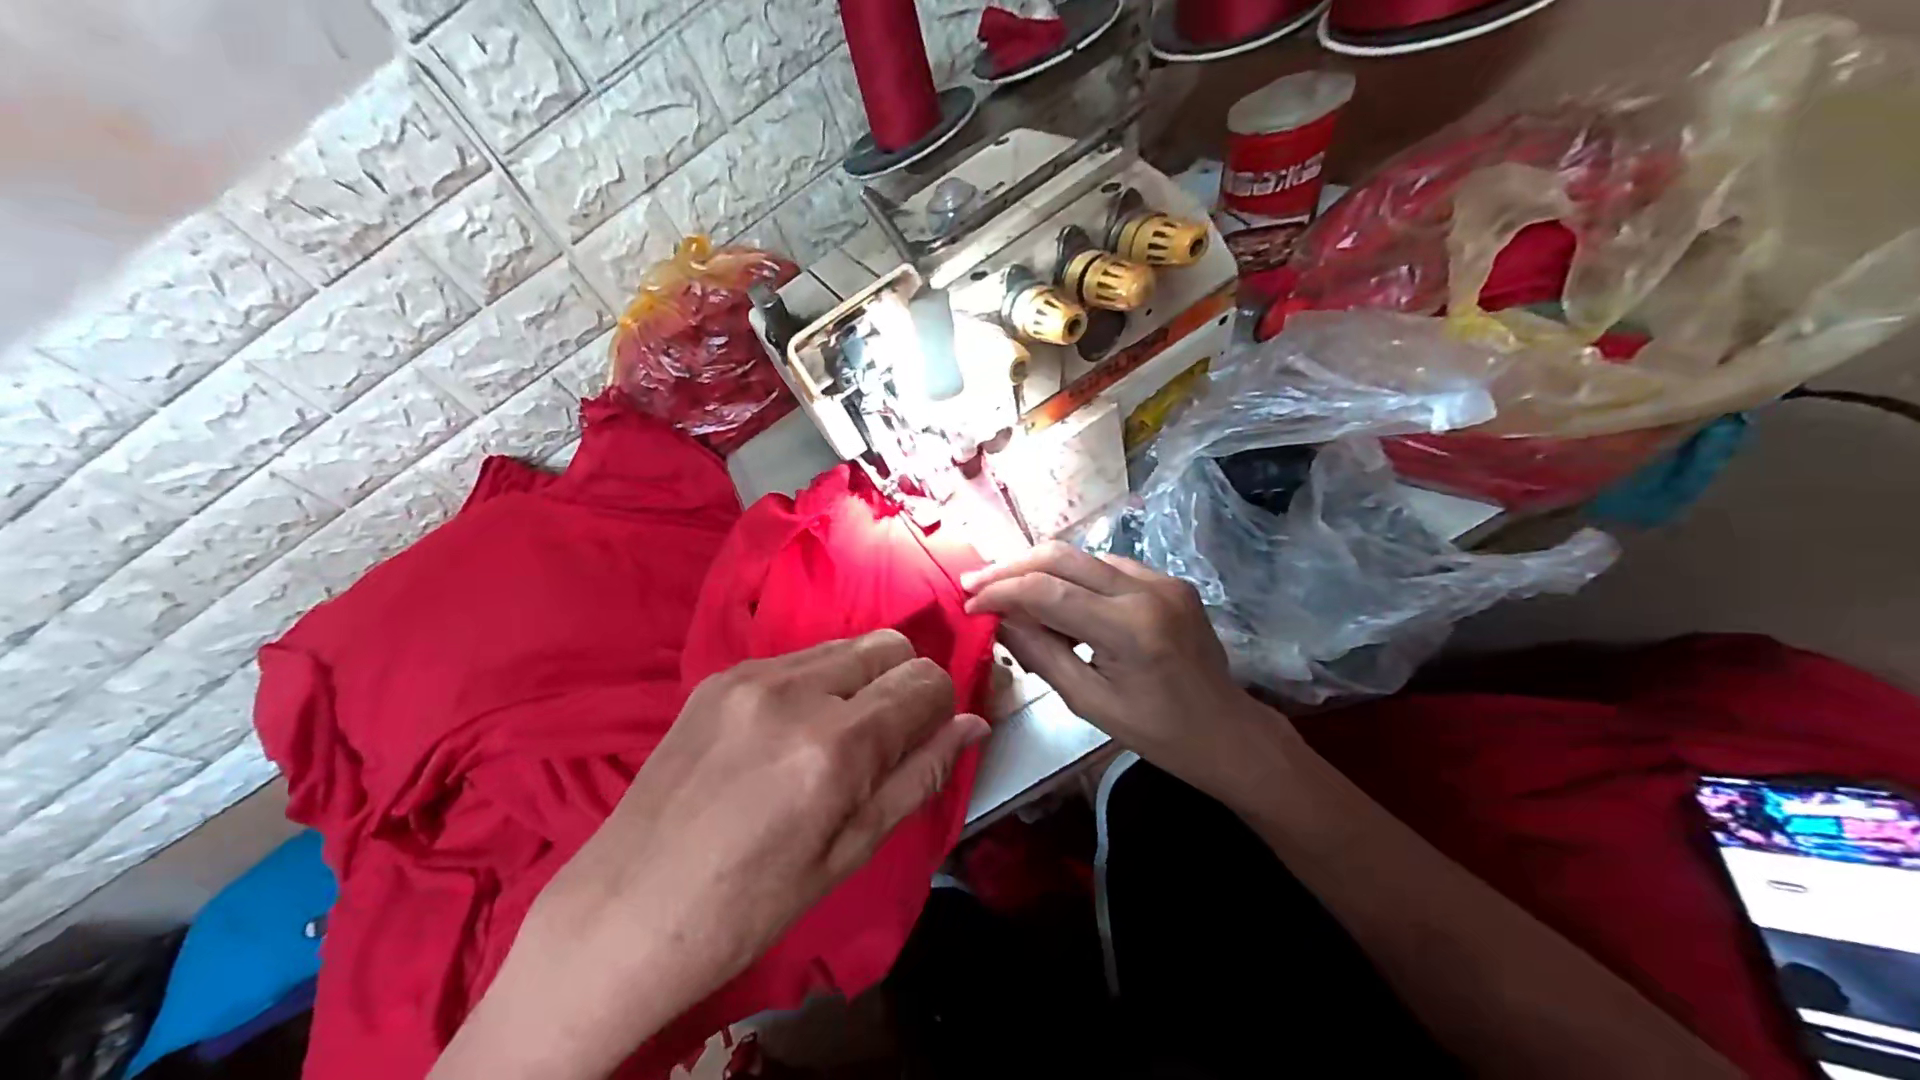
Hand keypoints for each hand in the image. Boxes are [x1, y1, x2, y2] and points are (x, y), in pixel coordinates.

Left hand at [436, 631, 987, 1079]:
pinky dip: (816, 682)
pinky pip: (796, 658)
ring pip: (845, 644)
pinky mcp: (717, 676)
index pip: (925, 681)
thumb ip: (919, 778)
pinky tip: (788, 732)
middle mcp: (795, 692)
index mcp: (836, 746)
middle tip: (884, 739)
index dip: (939, 707)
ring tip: (833, 737)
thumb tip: (972, 724)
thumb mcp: (850, 853)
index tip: (925, 738)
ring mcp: (749, 676)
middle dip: (905, 684)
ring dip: (860, 679)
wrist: (626, 909)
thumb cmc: (750, 904)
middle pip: (890, 644)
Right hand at [962, 542, 1289, 799]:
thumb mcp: (1089, 702)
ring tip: (1014, 600)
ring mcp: (1164, 580)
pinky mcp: (1170, 580)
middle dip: (1013, 568)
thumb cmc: (1158, 733)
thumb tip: (1000, 619)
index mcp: (1130, 628)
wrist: (1227, 731)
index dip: (1001, 592)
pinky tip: (1060, 604)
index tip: (969, 603)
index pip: (1047, 591)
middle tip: (978, 584)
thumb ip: (1041, 654)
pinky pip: (1108, 568)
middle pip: (1062, 557)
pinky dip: (1075, 580)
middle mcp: (1148, 590)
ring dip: (1042, 572)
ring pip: (1083, 557)